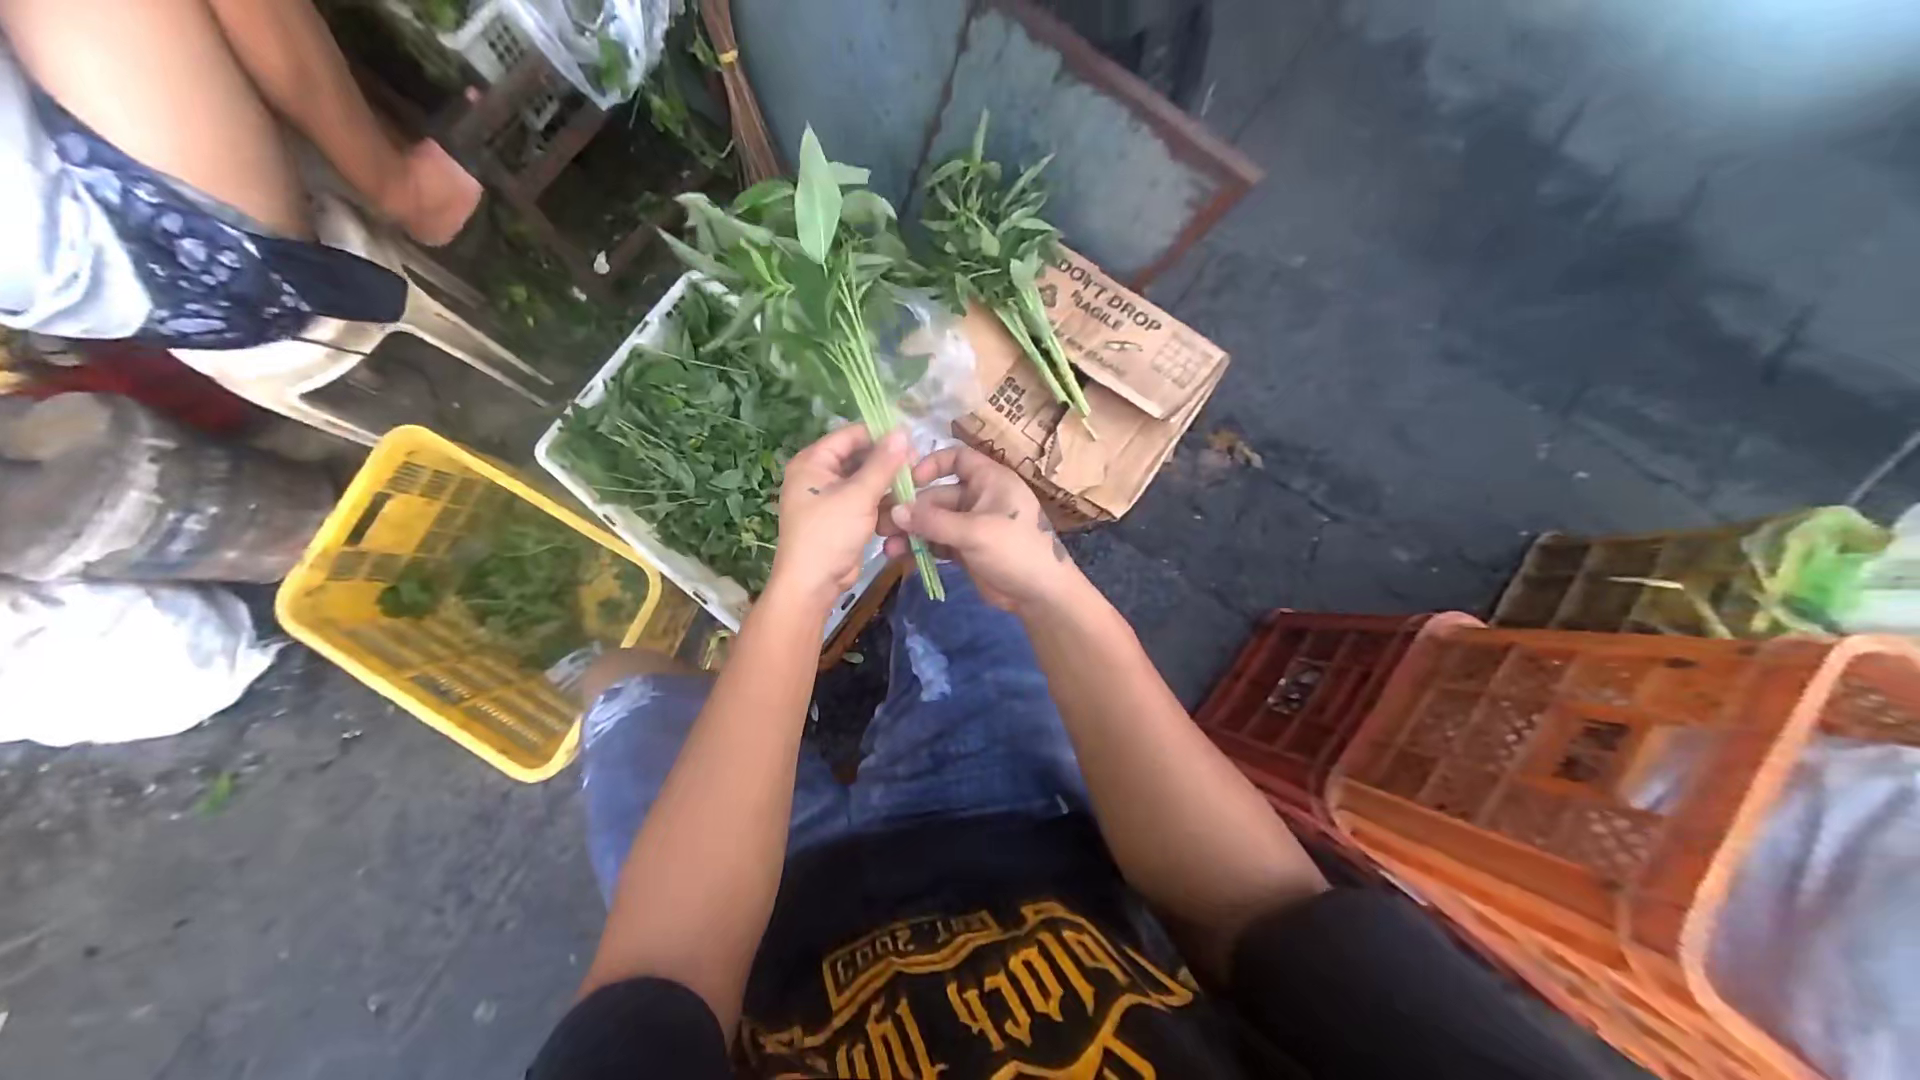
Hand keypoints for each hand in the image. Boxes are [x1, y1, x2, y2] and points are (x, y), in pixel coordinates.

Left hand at [771, 424, 909, 603]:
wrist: (813, 583)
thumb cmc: (829, 533)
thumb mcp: (859, 495)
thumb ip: (883, 463)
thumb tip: (904, 432)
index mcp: (813, 461)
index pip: (851, 435)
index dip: (880, 434)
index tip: (911, 440)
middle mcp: (818, 474)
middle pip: (859, 457)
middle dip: (887, 462)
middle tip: (918, 465)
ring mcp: (829, 497)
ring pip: (865, 481)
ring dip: (888, 484)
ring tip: (916, 485)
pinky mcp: (841, 517)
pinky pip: (864, 501)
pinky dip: (881, 502)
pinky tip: (904, 505)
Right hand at [879, 445, 1085, 612]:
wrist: (1040, 595)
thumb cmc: (1015, 550)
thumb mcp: (974, 532)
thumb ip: (933, 521)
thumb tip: (895, 510)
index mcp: (990, 480)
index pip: (957, 458)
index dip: (932, 464)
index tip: (907, 480)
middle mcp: (979, 497)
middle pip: (938, 495)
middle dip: (910, 509)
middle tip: (881, 522)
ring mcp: (972, 525)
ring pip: (934, 521)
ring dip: (911, 531)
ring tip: (887, 545)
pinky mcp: (966, 549)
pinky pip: (938, 542)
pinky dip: (920, 547)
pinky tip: (899, 556)